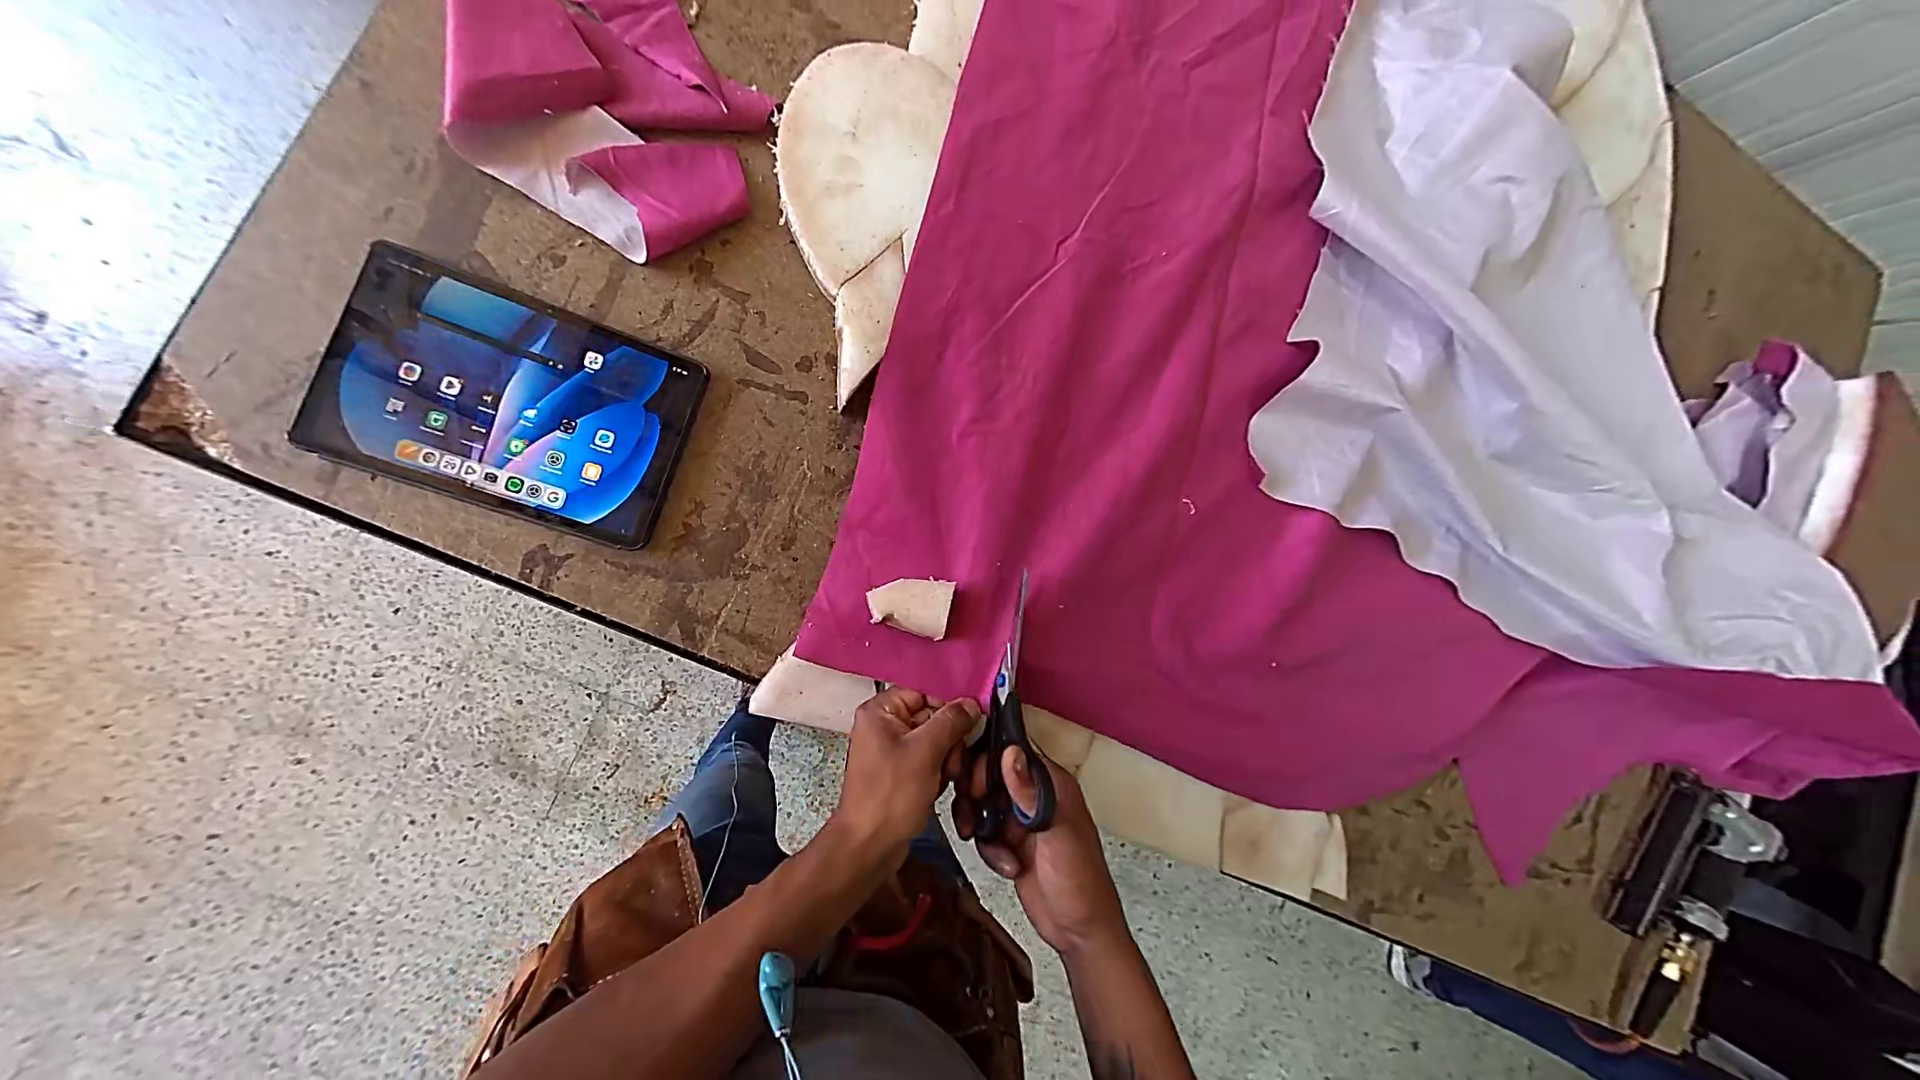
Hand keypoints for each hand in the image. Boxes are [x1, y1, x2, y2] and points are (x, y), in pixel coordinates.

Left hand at [831, 688, 980, 866]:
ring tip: (944, 776)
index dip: (949, 703)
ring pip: (934, 739)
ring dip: (947, 756)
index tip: (971, 716)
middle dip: (949, 737)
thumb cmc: (890, 796)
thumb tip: (971, 704)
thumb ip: (951, 721)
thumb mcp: (926, 751)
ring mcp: (892, 749)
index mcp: (880, 711)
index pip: (923, 691)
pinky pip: (929, 758)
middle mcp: (883, 725)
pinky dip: (939, 769)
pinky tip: (939, 785)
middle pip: (931, 715)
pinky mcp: (901, 771)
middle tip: (953, 758)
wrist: (870, 846)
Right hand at [953, 745, 1128, 958]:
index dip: (990, 760)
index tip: (976, 782)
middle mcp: (1035, 796)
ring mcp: (1022, 820)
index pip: (1014, 752)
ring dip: (978, 822)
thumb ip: (1032, 795)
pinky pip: (984, 831)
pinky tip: (1006, 866)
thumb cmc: (1081, 881)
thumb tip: (1011, 753)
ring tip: (983, 841)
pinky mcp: (1010, 843)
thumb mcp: (1056, 834)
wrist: (1080, 932)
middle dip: (976, 793)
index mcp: (1052, 785)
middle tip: (973, 814)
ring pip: (983, 802)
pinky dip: (987, 848)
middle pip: (992, 775)